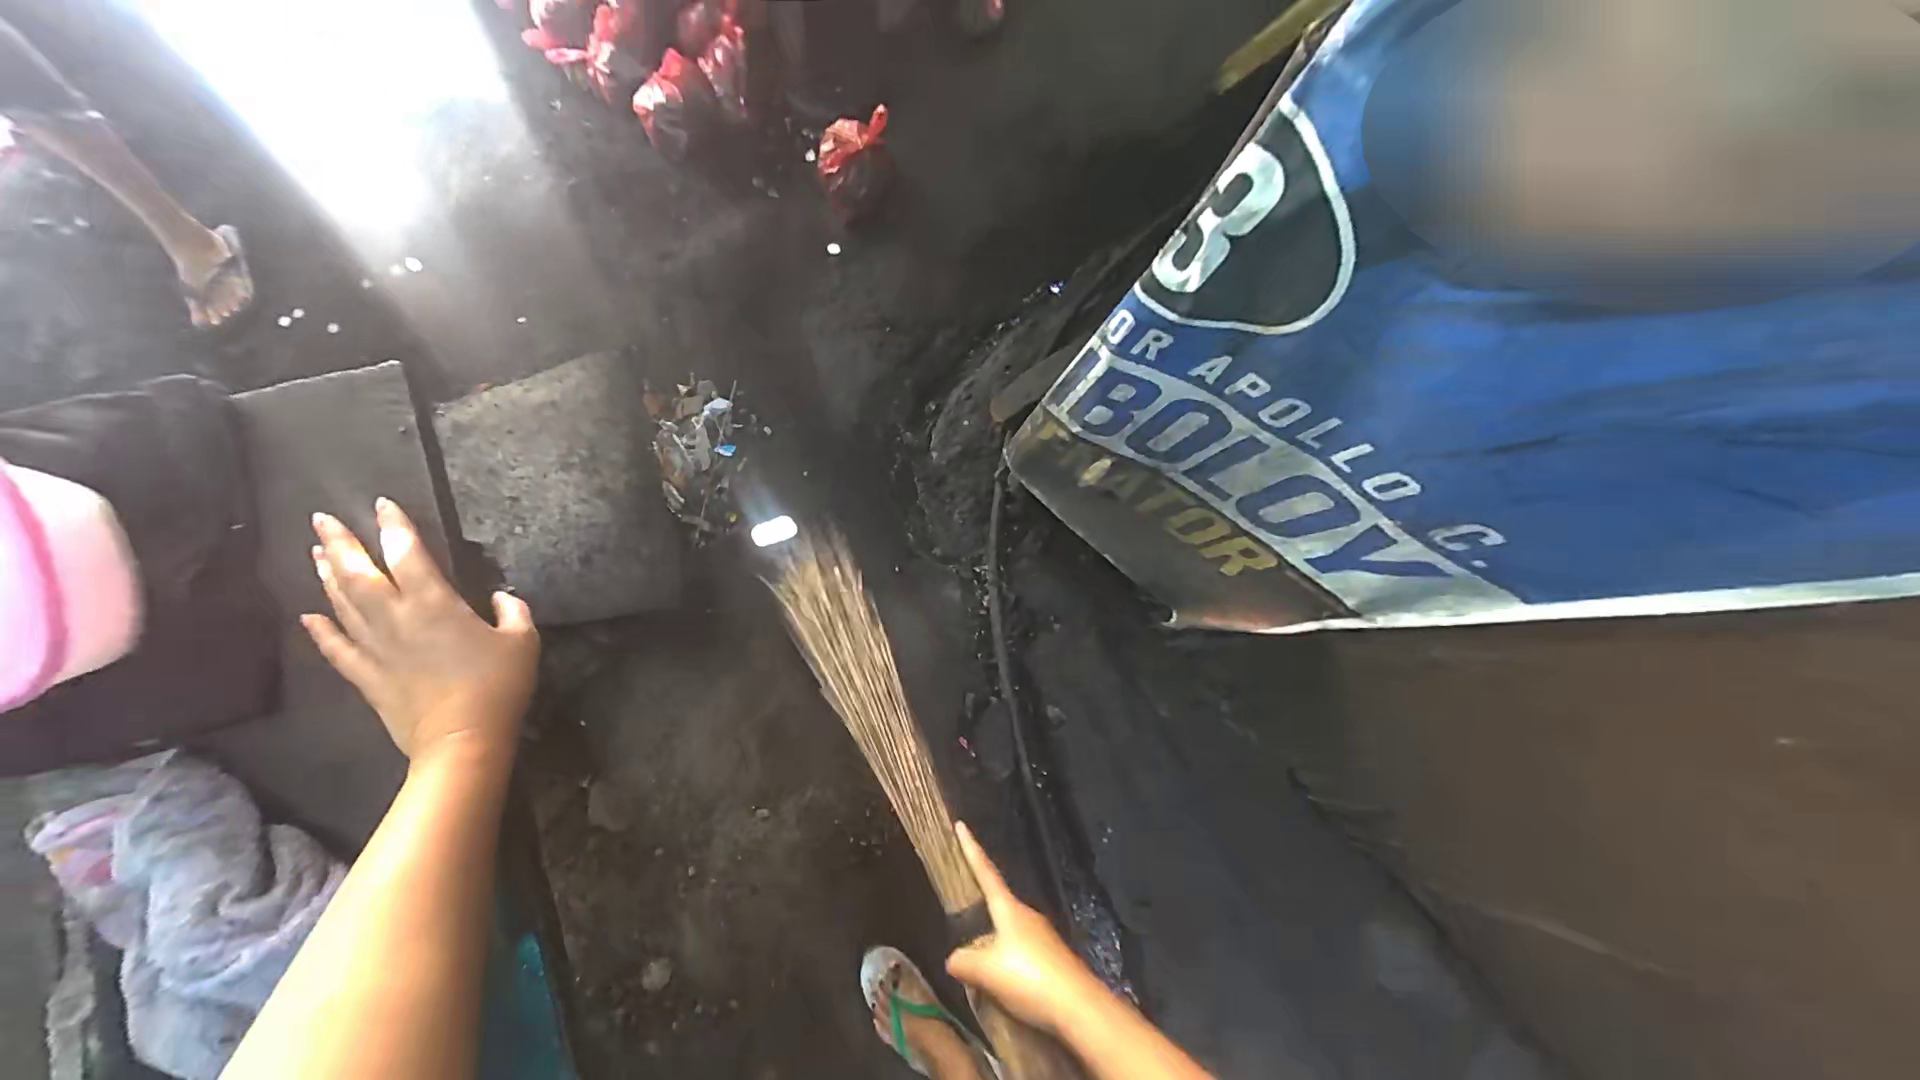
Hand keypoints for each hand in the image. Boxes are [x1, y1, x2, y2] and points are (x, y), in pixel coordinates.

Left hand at [303, 499, 538, 762]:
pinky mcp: (365, 675)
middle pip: (359, 573)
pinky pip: (335, 646)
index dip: (395, 528)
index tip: (382, 505)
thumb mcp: (523, 640)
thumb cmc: (499, 684)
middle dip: (341, 543)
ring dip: (328, 575)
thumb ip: (512, 611)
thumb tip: (497, 597)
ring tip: (316, 551)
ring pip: (342, 602)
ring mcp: (374, 647)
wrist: (462, 738)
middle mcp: (395, 618)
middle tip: (322, 518)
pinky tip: (309, 614)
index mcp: (435, 604)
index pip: (407, 554)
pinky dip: (320, 628)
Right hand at [946, 821, 1106, 1036]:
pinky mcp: (1051, 959)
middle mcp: (1026, 915)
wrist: (1079, 1007)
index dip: (971, 849)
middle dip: (980, 908)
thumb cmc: (1030, 977)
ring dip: (992, 943)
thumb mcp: (987, 971)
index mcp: (1009, 909)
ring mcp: (1041, 936)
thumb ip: (964, 961)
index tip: (961, 825)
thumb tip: (952, 958)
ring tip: (977, 965)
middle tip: (961, 910)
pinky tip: (1001, 982)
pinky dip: (1006, 962)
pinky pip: (1020, 952)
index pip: (985, 871)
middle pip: (997, 904)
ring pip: (1008, 932)